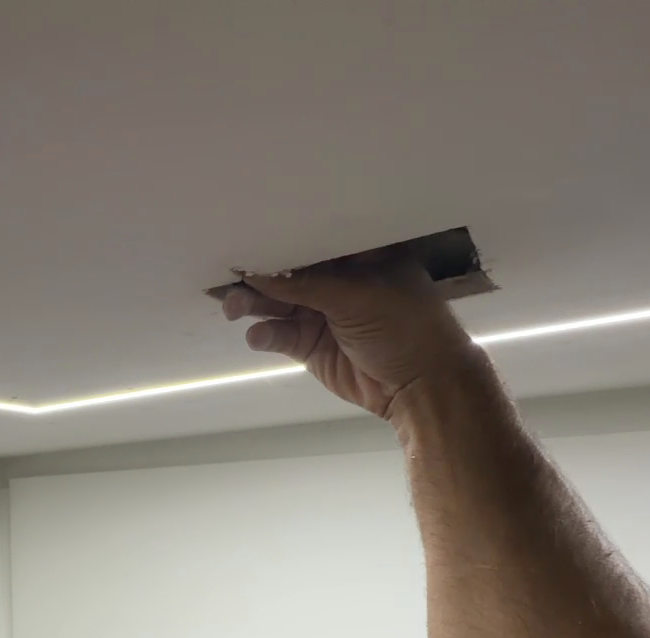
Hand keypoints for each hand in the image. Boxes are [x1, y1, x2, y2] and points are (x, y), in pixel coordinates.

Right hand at [218, 251, 489, 421]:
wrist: (418, 385)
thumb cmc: (404, 326)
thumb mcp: (357, 294)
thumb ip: (306, 284)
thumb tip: (257, 272)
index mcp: (357, 256)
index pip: (311, 242)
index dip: (279, 242)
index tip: (246, 241)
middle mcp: (336, 282)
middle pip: (286, 275)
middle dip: (258, 278)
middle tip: (231, 281)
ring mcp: (320, 315)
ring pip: (276, 306)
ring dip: (253, 306)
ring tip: (235, 310)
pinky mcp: (308, 346)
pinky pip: (278, 336)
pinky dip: (264, 335)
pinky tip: (259, 336)